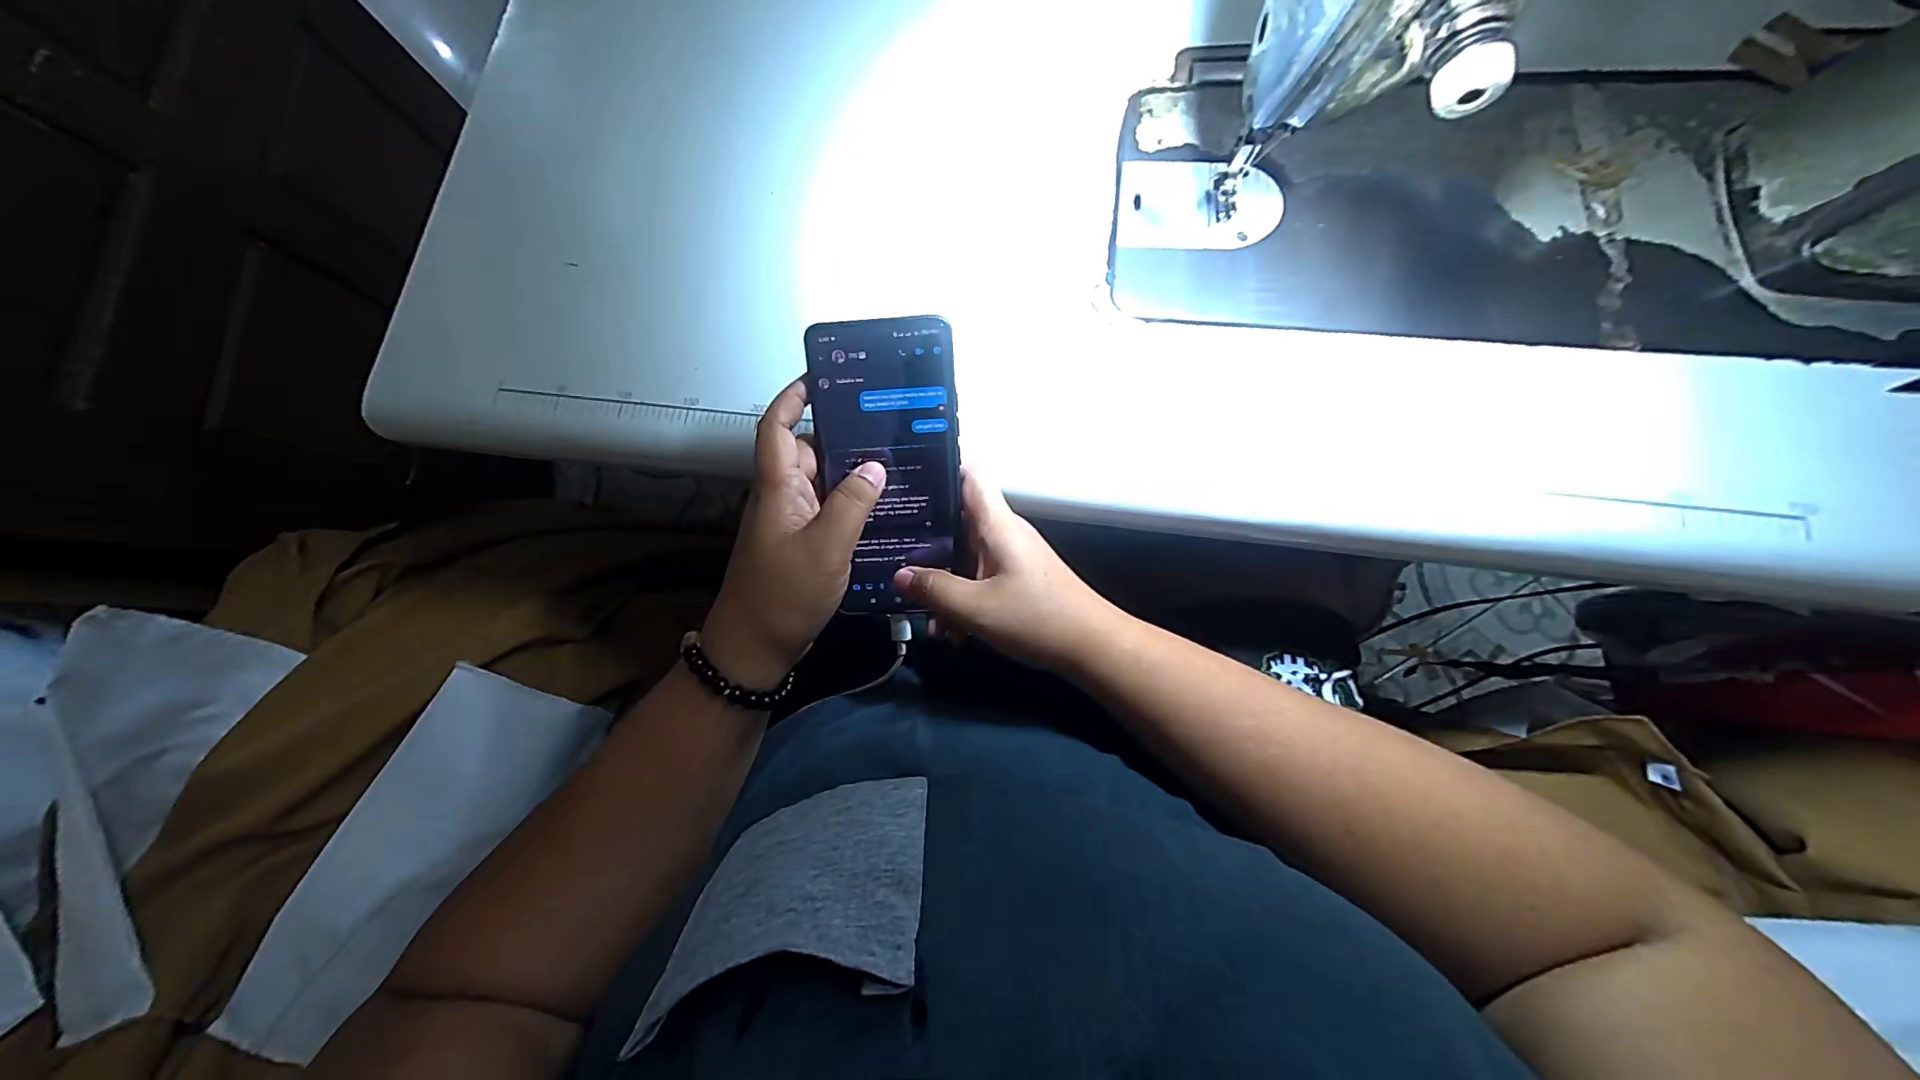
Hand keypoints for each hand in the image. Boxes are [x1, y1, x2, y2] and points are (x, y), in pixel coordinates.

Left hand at [703, 379, 886, 688]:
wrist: (755, 647)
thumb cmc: (783, 594)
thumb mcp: (825, 547)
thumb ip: (851, 503)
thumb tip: (874, 466)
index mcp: (777, 488)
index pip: (776, 428)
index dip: (792, 398)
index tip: (820, 379)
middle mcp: (783, 497)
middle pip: (807, 451)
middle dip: (840, 435)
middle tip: (885, 427)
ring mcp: (793, 522)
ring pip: (823, 483)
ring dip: (851, 472)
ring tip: (895, 462)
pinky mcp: (803, 544)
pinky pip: (829, 511)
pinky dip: (852, 503)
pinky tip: (883, 507)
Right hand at [892, 470, 1122, 673]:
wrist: (1091, 646)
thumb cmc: (1043, 619)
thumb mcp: (976, 608)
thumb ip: (934, 590)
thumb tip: (902, 576)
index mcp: (999, 525)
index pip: (968, 474)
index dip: (940, 465)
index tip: (910, 470)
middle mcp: (1005, 533)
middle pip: (957, 520)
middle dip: (926, 541)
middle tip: (895, 553)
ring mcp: (1012, 556)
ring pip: (965, 556)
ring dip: (943, 582)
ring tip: (927, 613)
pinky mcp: (1016, 578)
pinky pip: (979, 578)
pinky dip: (962, 597)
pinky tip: (953, 628)